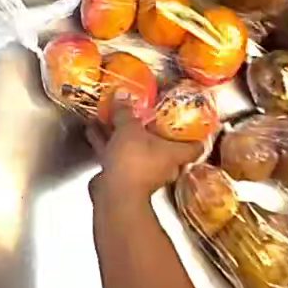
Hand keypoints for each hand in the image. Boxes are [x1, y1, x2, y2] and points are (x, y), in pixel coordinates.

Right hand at [87, 108, 204, 211]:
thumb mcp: (129, 129)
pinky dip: (106, 143)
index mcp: (174, 153)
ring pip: (134, 148)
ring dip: (123, 135)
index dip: (194, 134)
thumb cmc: (133, 161)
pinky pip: (116, 155)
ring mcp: (141, 172)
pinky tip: (93, 129)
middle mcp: (162, 164)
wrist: (115, 194)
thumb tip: (123, 93)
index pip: (195, 146)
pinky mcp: (122, 176)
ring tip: (111, 117)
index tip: (189, 121)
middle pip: (161, 145)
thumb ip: (126, 112)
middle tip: (144, 114)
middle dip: (150, 130)